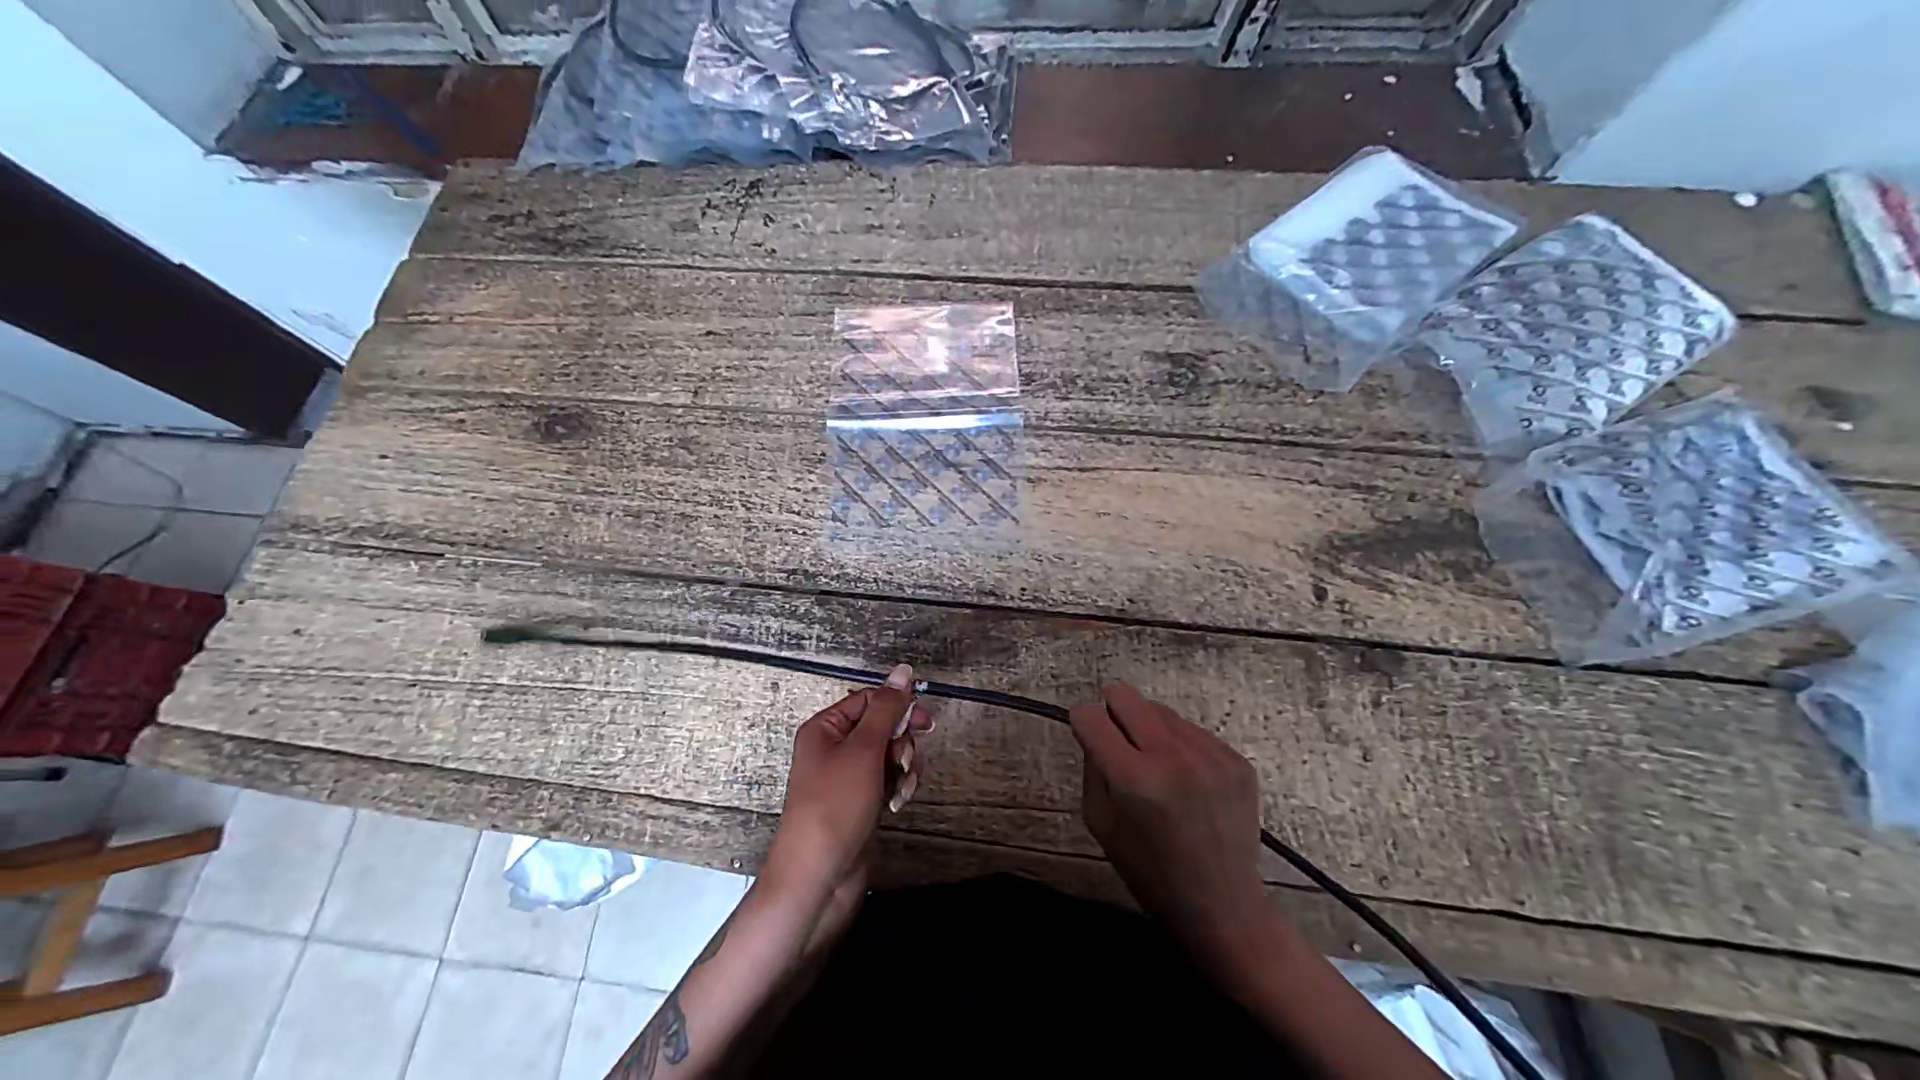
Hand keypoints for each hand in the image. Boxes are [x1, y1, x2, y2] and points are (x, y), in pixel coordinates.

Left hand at [764, 665, 931, 905]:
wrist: (820, 875)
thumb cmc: (834, 807)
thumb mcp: (863, 750)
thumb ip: (886, 708)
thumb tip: (903, 671)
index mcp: (826, 728)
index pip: (869, 700)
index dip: (898, 707)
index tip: (924, 722)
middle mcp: (835, 748)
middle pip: (883, 726)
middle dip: (902, 742)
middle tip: (904, 760)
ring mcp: (848, 776)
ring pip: (891, 754)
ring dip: (904, 767)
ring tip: (899, 786)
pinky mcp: (861, 799)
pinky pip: (888, 779)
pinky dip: (898, 786)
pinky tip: (896, 802)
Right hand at [1070, 683, 1266, 949]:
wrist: (1222, 904)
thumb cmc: (1149, 871)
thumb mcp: (1100, 822)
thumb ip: (1092, 767)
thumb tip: (1094, 728)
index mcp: (1135, 779)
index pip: (1092, 716)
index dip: (1083, 722)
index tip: (1087, 735)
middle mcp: (1173, 757)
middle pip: (1126, 696)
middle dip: (1113, 711)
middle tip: (1117, 741)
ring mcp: (1210, 755)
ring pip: (1160, 710)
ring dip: (1148, 728)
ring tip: (1156, 766)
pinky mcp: (1236, 760)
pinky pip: (1191, 730)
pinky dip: (1179, 745)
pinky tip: (1185, 779)